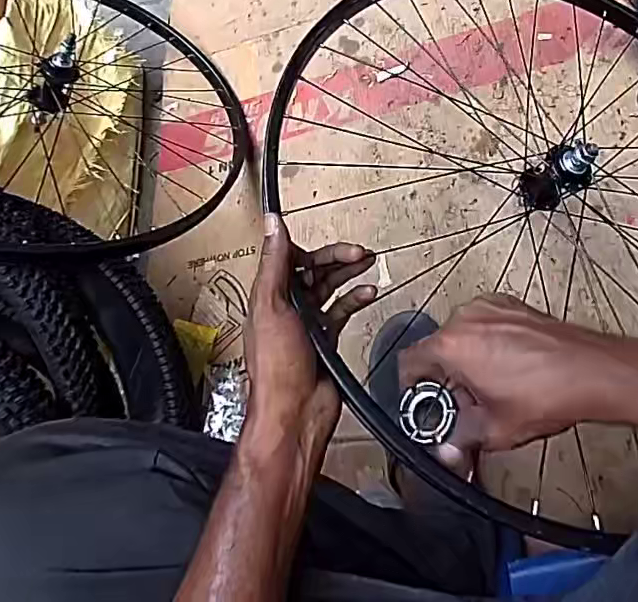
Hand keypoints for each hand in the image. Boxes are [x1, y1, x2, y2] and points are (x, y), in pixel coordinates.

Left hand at [244, 213, 375, 447]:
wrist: (295, 414)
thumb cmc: (276, 368)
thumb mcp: (272, 306)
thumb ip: (274, 262)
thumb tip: (271, 224)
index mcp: (269, 295)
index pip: (290, 258)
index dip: (312, 248)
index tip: (330, 241)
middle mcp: (287, 305)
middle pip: (314, 269)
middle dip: (337, 257)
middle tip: (359, 252)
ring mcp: (307, 321)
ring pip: (330, 286)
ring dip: (349, 272)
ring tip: (368, 262)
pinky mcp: (325, 336)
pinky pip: (342, 309)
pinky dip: (355, 298)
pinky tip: (367, 293)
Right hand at [398, 293, 637, 451]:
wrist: (586, 369)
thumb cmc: (546, 392)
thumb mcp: (494, 429)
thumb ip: (459, 439)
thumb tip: (446, 450)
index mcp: (452, 345)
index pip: (409, 360)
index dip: (410, 385)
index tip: (422, 399)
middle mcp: (465, 318)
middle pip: (438, 349)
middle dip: (446, 378)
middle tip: (466, 404)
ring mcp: (488, 306)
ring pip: (461, 335)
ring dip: (467, 359)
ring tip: (493, 386)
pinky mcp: (507, 304)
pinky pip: (484, 323)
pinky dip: (487, 341)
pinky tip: (508, 366)